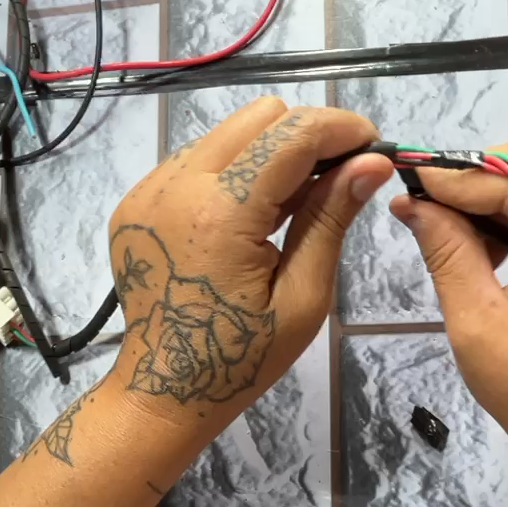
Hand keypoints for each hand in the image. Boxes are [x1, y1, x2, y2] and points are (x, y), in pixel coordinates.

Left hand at [103, 97, 391, 427]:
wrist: (162, 390)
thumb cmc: (239, 358)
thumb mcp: (301, 298)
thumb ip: (330, 220)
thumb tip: (373, 161)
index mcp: (220, 214)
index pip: (292, 133)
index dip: (342, 130)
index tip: (372, 150)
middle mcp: (176, 187)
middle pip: (258, 116)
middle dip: (306, 137)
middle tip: (331, 184)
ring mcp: (147, 192)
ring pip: (225, 133)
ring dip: (267, 154)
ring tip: (285, 210)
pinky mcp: (134, 203)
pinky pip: (194, 160)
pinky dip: (230, 173)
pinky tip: (243, 221)